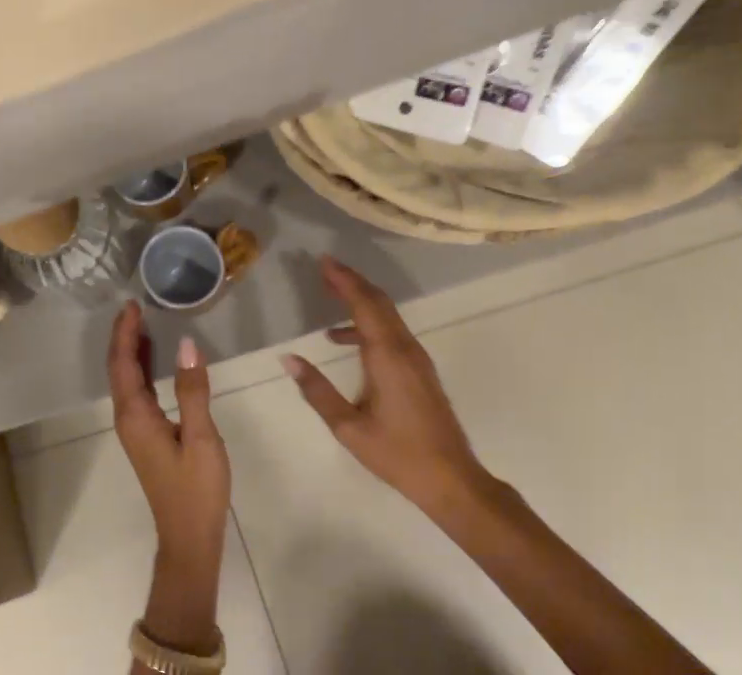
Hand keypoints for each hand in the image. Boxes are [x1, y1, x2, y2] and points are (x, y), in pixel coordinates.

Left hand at [108, 301, 229, 569]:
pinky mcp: (145, 435)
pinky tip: (154, 361)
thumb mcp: (202, 437)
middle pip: (119, 368)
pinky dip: (142, 370)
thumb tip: (186, 345)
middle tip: (136, 307)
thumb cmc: (196, 488)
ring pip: (127, 380)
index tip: (132, 305)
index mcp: (135, 414)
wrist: (188, 535)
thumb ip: (193, 390)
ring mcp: (134, 428)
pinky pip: (137, 392)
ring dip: (131, 351)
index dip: (125, 333)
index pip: (123, 363)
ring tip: (143, 324)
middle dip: (124, 337)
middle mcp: (127, 417)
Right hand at [279, 258, 490, 511]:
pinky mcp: (420, 372)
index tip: (324, 261)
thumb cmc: (398, 455)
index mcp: (387, 358)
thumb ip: (317, 391)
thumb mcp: (348, 427)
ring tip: (330, 292)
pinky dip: (369, 321)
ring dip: (361, 298)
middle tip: (324, 267)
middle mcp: (406, 350)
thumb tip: (289, 359)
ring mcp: (417, 360)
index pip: (365, 305)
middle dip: (352, 282)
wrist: (453, 480)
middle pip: (379, 303)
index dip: (344, 280)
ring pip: (388, 316)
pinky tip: (343, 338)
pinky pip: (393, 332)